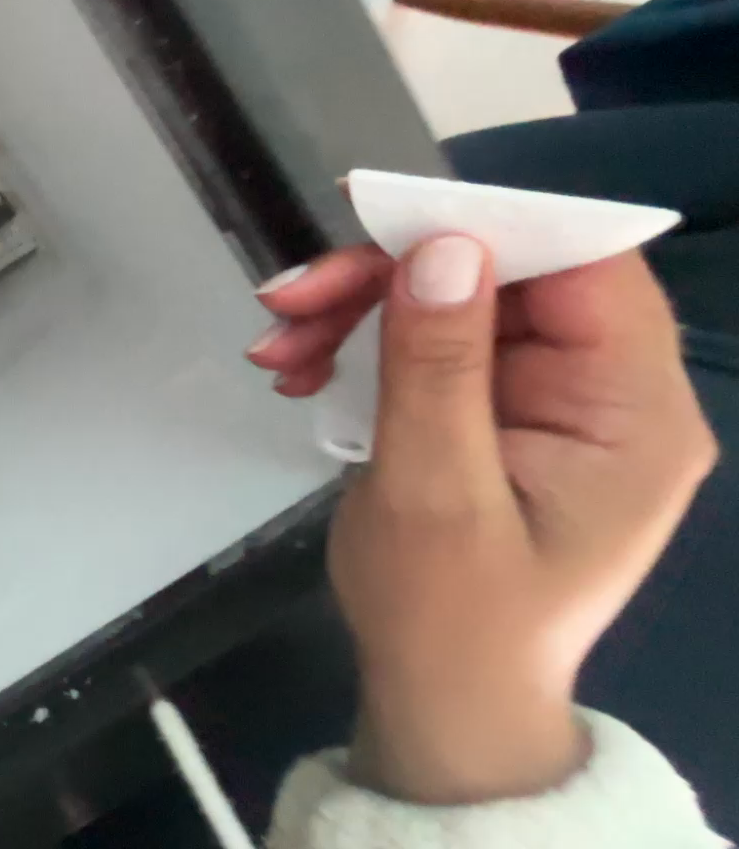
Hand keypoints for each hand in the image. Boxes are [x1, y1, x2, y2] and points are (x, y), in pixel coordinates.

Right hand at [249, 238, 715, 803]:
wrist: (438, 685)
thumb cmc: (445, 607)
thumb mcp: (433, 488)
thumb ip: (439, 368)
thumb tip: (443, 250)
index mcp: (624, 410)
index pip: (580, 269)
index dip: (483, 226)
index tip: (370, 213)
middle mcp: (594, 390)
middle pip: (491, 280)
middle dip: (377, 282)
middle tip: (281, 303)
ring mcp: (535, 399)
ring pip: (439, 306)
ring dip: (345, 316)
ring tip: (272, 353)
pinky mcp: (481, 410)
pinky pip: (416, 347)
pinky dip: (348, 348)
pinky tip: (295, 374)